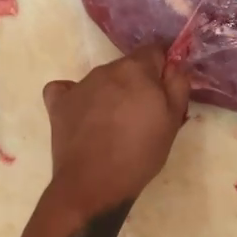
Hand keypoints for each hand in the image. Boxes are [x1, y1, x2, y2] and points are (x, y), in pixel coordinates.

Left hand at [42, 46, 191, 211]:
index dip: (162, 69)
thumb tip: (174, 65)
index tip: (164, 92)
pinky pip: (67, 90)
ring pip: (102, 80)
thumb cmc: (140, 154)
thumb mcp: (173, 121)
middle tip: (143, 116)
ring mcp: (79, 85)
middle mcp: (105, 69)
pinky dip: (76, 98)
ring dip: (111, 93)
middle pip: (128, 66)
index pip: (155, 51)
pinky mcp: (59, 103)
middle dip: (137, 83)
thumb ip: (178, 85)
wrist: (94, 184)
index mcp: (136, 69)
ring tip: (114, 126)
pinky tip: (82, 115)